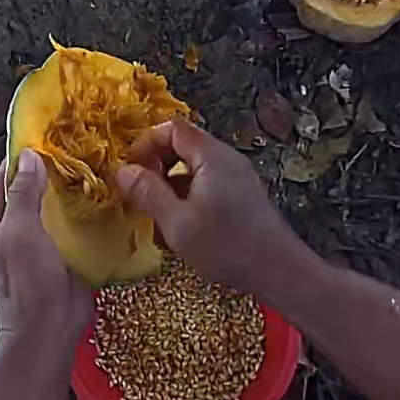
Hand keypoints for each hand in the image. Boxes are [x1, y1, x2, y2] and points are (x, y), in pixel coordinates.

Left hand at [0, 149, 92, 344]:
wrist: (51, 324)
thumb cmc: (28, 279)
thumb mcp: (20, 230)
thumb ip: (24, 193)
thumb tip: (29, 157)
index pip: (2, 184)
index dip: (18, 162)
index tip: (41, 139)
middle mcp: (12, 233)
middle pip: (28, 194)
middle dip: (46, 174)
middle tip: (71, 150)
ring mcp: (38, 244)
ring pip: (51, 209)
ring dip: (66, 192)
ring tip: (88, 167)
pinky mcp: (62, 253)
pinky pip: (70, 226)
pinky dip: (81, 211)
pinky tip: (98, 196)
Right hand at [116, 119, 314, 296]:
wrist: (278, 271)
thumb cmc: (226, 246)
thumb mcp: (177, 223)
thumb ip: (148, 194)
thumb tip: (122, 172)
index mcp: (212, 157)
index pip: (174, 128)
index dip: (146, 143)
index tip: (130, 170)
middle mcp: (227, 159)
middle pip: (184, 145)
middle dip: (156, 165)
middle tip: (139, 193)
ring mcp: (237, 177)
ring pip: (193, 168)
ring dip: (170, 184)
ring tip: (156, 215)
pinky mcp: (241, 196)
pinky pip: (206, 184)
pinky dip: (187, 197)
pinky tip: (179, 227)